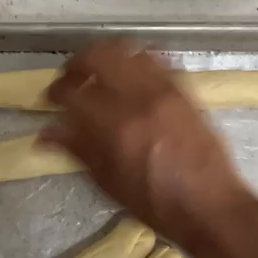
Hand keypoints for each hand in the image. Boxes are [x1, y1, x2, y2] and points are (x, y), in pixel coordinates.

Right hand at [40, 42, 257, 251]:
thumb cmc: (156, 204)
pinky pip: (157, 60)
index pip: (74, 91)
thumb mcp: (109, 183)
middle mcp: (141, 99)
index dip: (56, 91)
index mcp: (117, 126)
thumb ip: (79, 150)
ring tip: (99, 74)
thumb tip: (47, 133)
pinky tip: (131, 77)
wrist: (210, 206)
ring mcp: (167, 91)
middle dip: (77, 64)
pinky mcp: (186, 91)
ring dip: (107, 57)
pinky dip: (137, 61)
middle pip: (100, 56)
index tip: (50, 99)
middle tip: (70, 79)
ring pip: (129, 51)